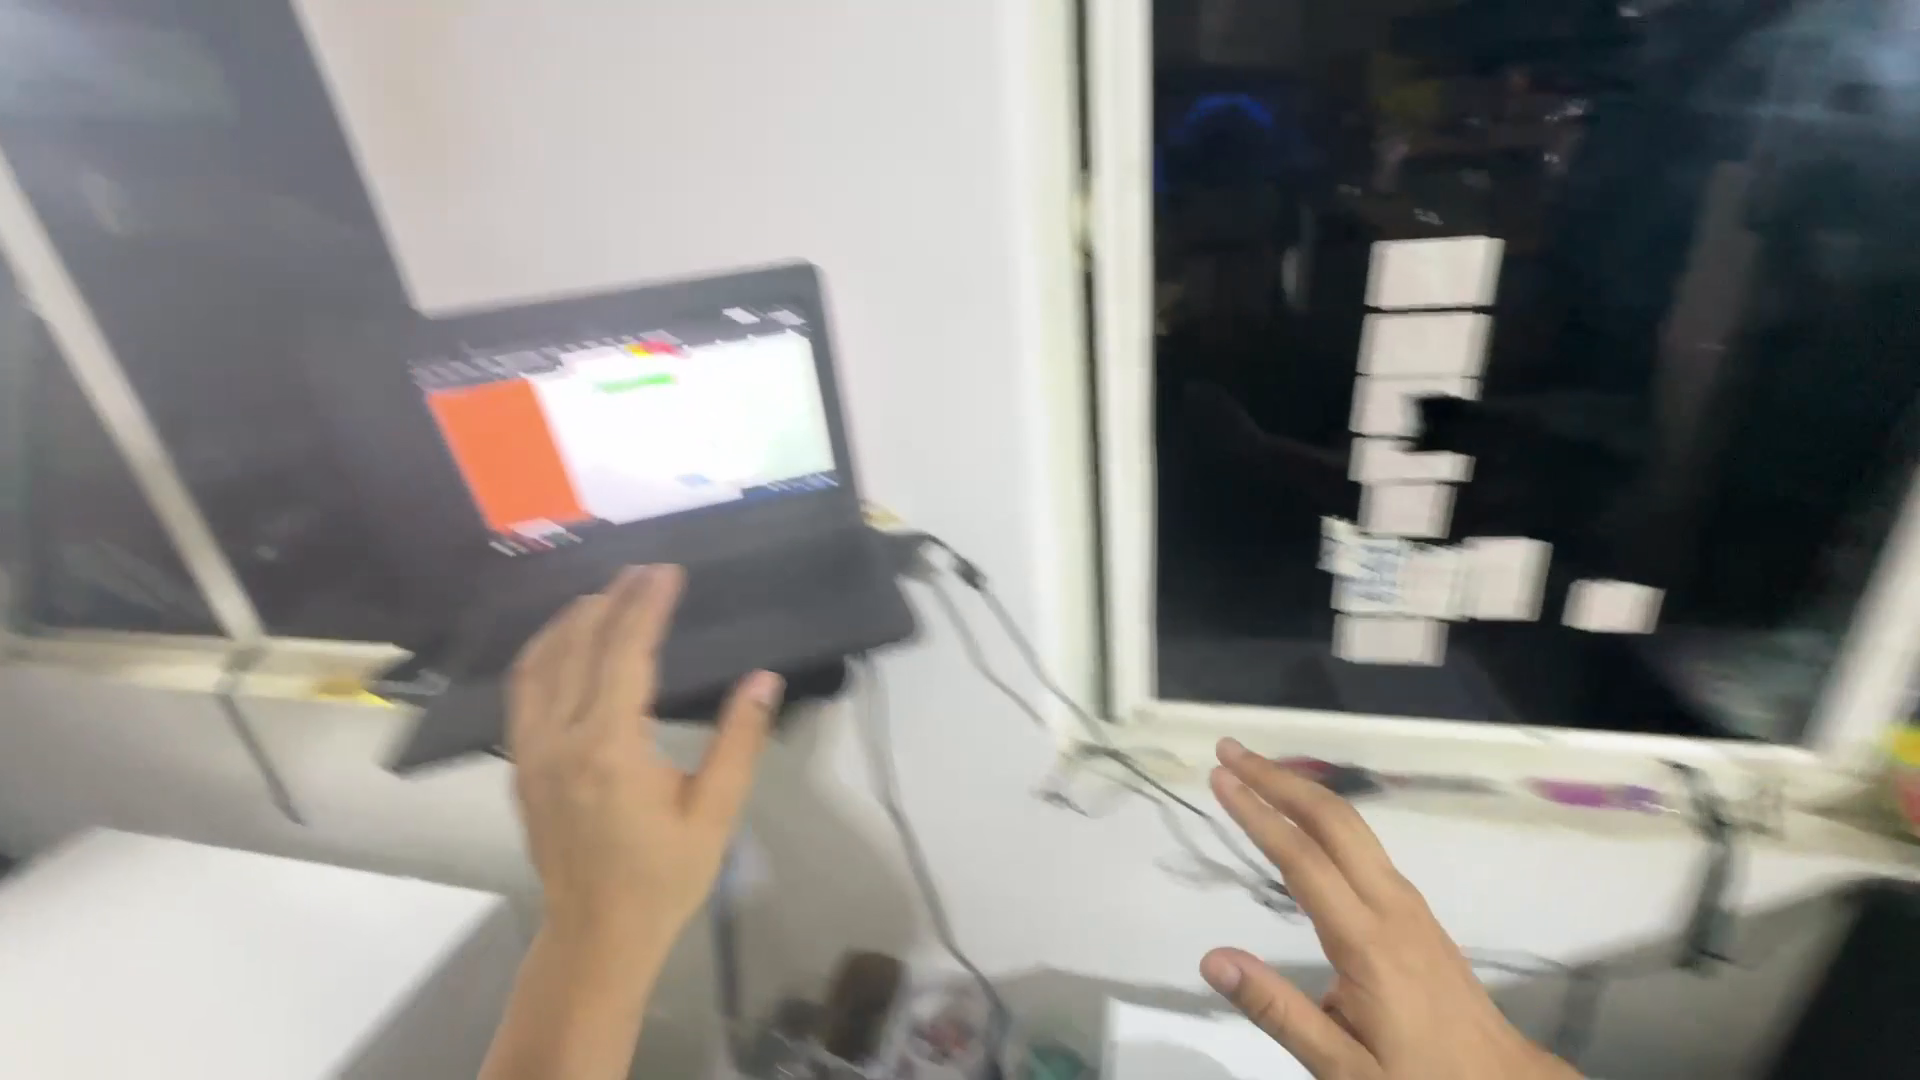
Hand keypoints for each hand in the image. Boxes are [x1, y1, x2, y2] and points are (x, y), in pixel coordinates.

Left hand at [507, 564, 782, 944]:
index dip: (647, 608)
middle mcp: (560, 741)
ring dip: (572, 620)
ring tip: (606, 592)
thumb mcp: (716, 811)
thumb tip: (764, 679)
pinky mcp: (522, 765)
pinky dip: (544, 652)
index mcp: (610, 750)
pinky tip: (564, 641)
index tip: (667, 572)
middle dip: (613, 601)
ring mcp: (531, 753)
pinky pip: (523, 691)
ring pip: (539, 664)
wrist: (597, 935)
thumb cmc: (665, 874)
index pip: (625, 656)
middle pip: (579, 649)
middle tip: (645, 570)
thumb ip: (739, 740)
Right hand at [1200, 739, 1579, 1079]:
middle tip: (1229, 749)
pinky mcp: (1412, 906)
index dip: (1256, 813)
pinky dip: (1320, 809)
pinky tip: (1300, 812)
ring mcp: (1407, 900)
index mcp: (1367, 942)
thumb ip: (1279, 1013)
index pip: (1302, 859)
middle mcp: (1390, 904)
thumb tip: (1211, 959)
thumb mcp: (1347, 1073)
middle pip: (1331, 819)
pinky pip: (1361, 840)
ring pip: (1350, 823)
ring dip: (1298, 787)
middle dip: (1276, 778)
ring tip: (1253, 768)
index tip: (1219, 777)